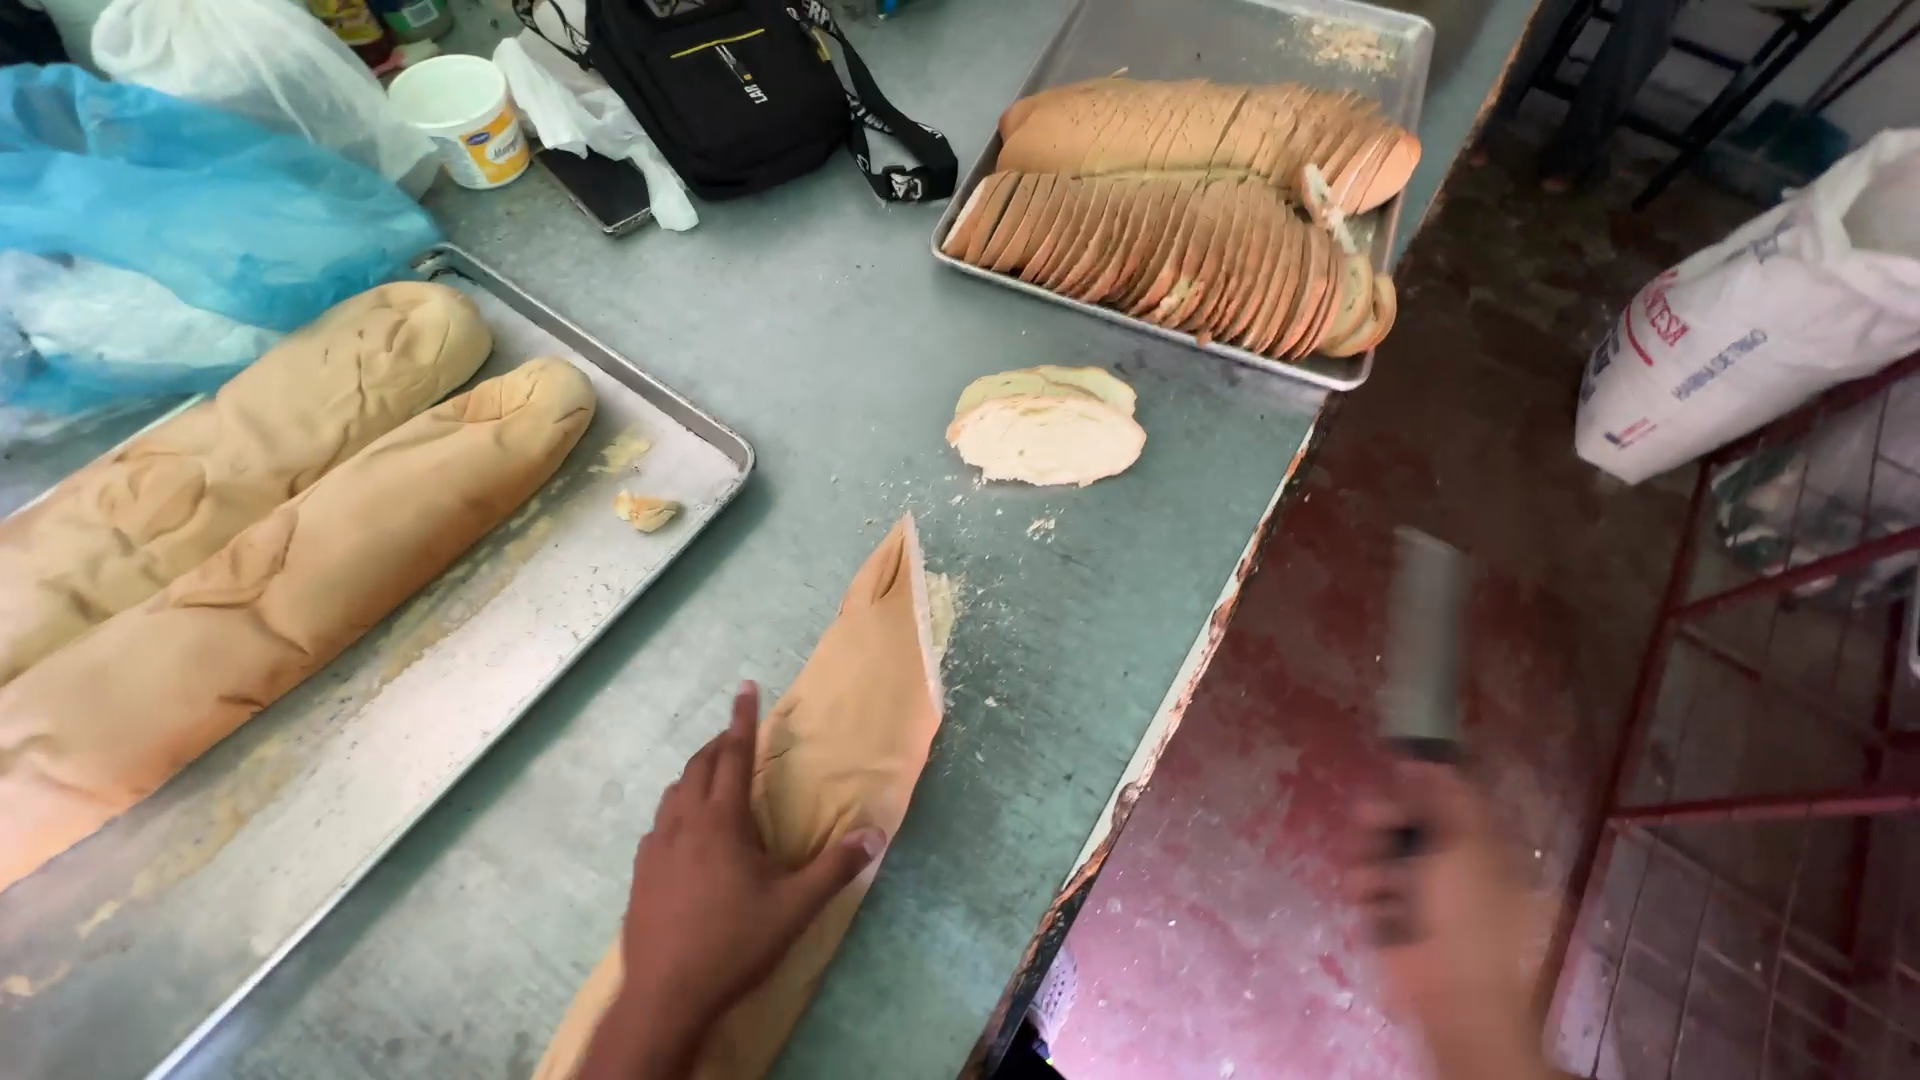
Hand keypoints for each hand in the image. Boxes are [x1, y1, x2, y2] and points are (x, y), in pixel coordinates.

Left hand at [613, 682, 884, 1051]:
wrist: (665, 997)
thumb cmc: (734, 943)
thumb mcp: (794, 907)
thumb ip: (835, 868)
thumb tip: (875, 834)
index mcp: (722, 821)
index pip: (734, 754)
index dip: (743, 718)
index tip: (745, 686)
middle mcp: (684, 822)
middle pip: (700, 765)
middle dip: (720, 741)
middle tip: (737, 733)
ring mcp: (656, 847)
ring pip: (675, 791)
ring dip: (696, 773)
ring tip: (713, 774)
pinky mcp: (640, 872)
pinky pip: (659, 823)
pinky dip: (677, 808)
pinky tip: (684, 830)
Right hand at [1348, 762, 1546, 1079]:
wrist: (1449, 991)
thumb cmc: (1465, 915)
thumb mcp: (1464, 846)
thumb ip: (1445, 799)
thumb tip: (1428, 759)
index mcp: (1480, 850)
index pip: (1447, 803)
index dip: (1420, 786)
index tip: (1395, 772)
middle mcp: (1451, 867)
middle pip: (1407, 824)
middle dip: (1383, 821)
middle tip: (1370, 819)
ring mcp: (1421, 894)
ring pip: (1380, 853)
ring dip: (1369, 861)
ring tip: (1370, 880)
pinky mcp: (1392, 915)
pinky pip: (1369, 886)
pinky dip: (1366, 892)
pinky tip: (1371, 902)